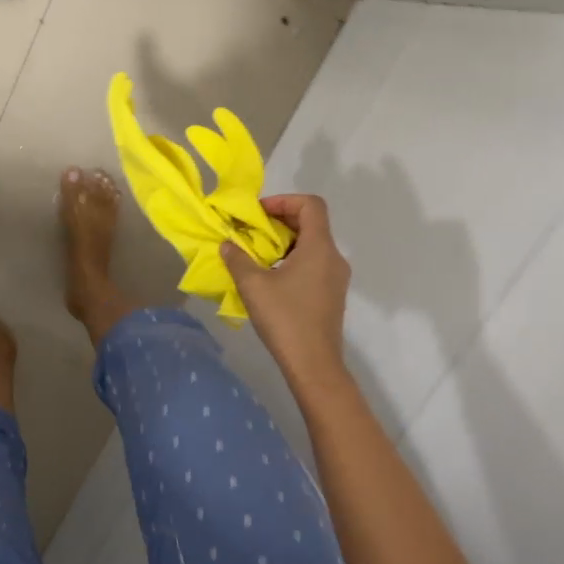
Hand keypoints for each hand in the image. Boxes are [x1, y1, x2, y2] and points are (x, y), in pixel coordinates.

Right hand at [222, 194, 351, 384]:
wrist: (313, 362)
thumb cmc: (284, 318)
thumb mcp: (253, 285)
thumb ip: (238, 259)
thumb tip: (228, 245)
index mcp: (319, 247)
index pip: (311, 205)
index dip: (284, 201)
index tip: (258, 213)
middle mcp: (333, 257)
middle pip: (312, 224)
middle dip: (281, 221)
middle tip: (252, 231)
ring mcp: (336, 277)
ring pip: (313, 246)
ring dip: (285, 243)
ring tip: (257, 255)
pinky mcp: (332, 295)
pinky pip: (314, 265)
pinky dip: (293, 260)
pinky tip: (271, 278)